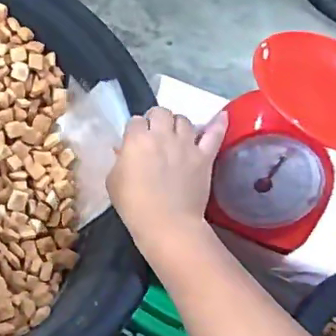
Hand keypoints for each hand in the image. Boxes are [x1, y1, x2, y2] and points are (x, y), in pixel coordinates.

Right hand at [107, 106, 226, 244]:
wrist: (166, 223)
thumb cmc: (133, 205)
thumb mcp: (113, 181)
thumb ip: (119, 161)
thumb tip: (124, 151)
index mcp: (137, 139)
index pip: (135, 121)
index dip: (134, 130)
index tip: (134, 140)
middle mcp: (163, 135)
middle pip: (160, 112)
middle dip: (155, 119)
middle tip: (154, 133)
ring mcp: (187, 144)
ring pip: (184, 119)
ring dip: (177, 124)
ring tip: (175, 134)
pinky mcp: (205, 156)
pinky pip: (214, 134)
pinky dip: (218, 124)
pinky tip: (221, 116)